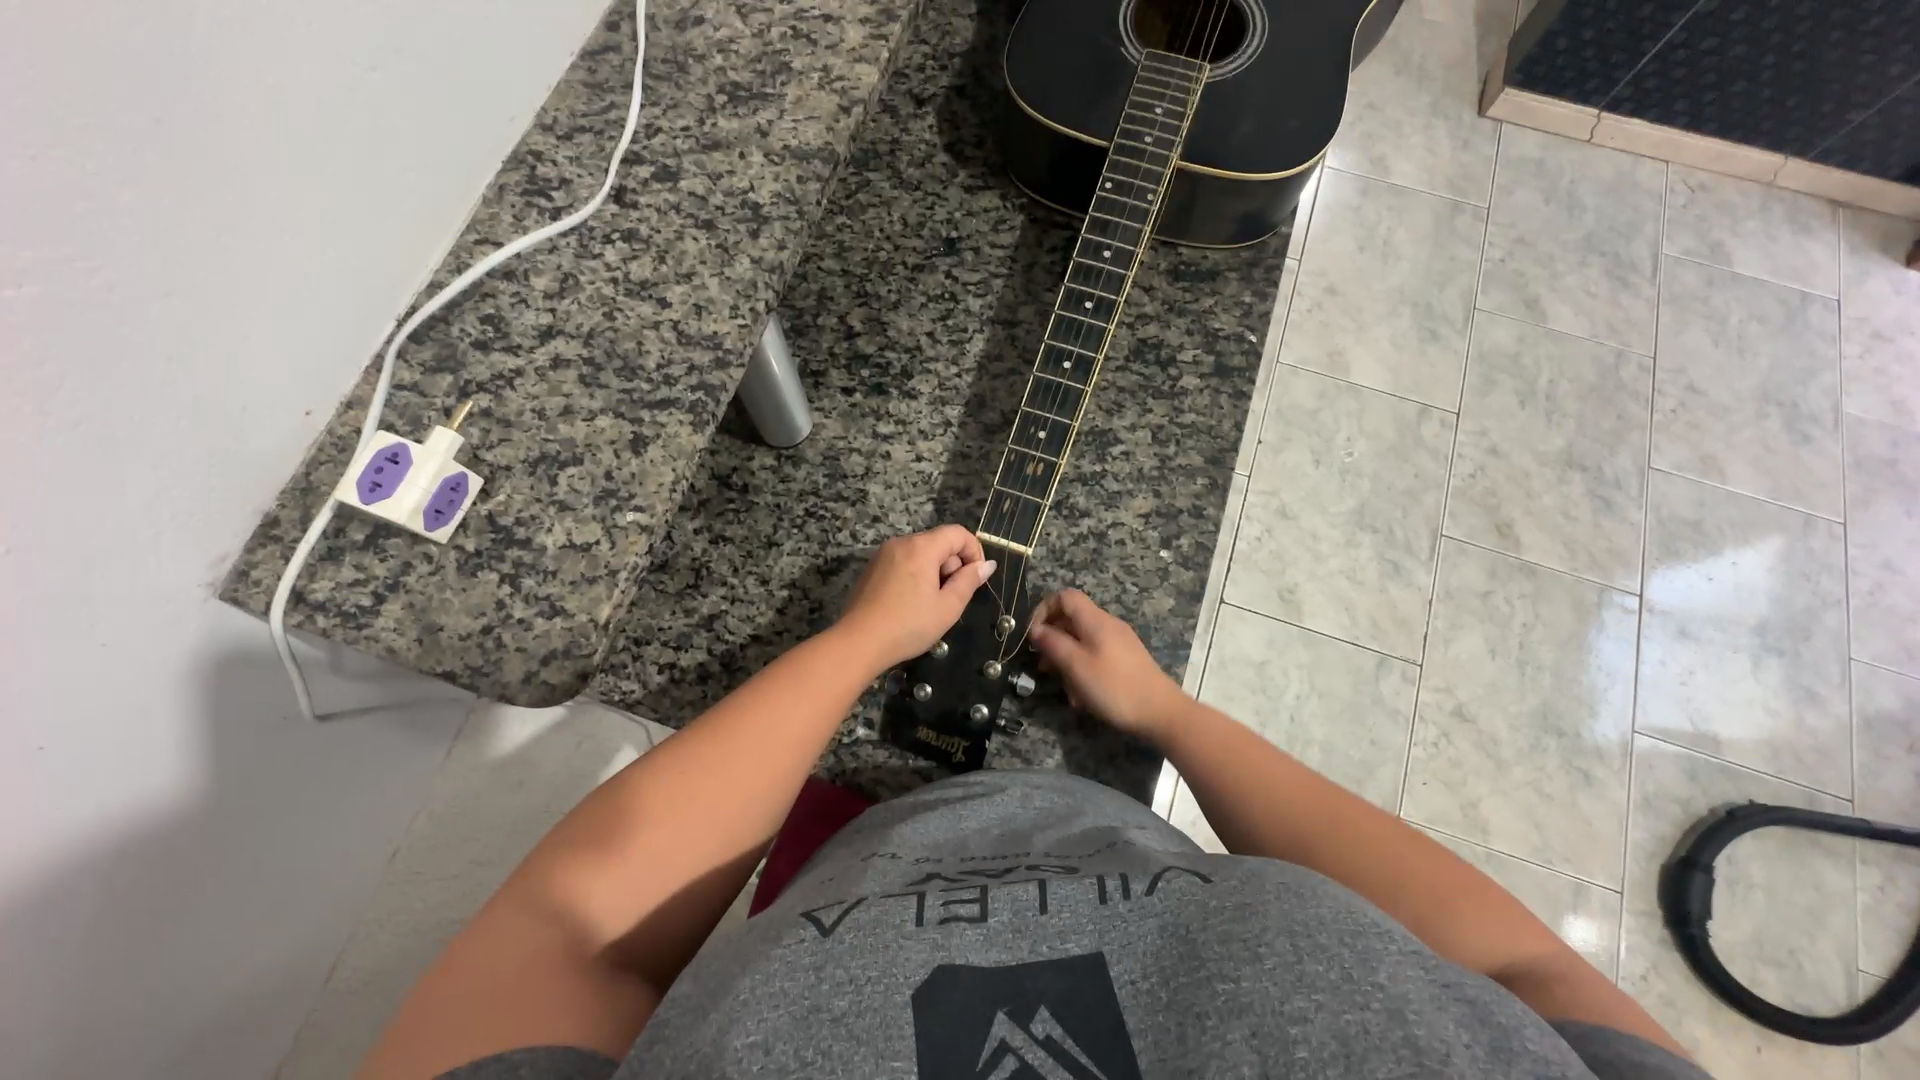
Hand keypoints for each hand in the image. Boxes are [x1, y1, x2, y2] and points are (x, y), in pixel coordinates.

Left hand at [835, 525, 995, 670]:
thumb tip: (987, 564)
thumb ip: (969, 581)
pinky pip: (903, 563)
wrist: (859, 642)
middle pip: (938, 542)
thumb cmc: (909, 625)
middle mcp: (901, 543)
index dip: (974, 552)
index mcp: (921, 547)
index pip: (957, 533)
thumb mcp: (948, 607)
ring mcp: (883, 555)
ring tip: (929, 605)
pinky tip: (909, 605)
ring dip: (933, 573)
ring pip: (920, 554)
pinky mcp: (872, 569)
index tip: (974, 579)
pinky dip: (914, 576)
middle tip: (949, 598)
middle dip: (952, 565)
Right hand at [1028, 589, 1186, 740]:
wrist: (1161, 713)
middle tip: (1044, 667)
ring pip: (1082, 643)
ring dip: (1067, 662)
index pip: (1065, 597)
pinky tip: (1083, 698)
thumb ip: (1053, 643)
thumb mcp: (1076, 665)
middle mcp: (1108, 626)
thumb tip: (1035, 629)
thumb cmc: (1114, 687)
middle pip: (1071, 620)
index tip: (1033, 636)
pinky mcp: (1125, 660)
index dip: (1044, 610)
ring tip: (1066, 690)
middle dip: (1054, 642)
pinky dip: (1084, 672)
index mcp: (1095, 620)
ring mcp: (1119, 643)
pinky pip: (1096, 657)